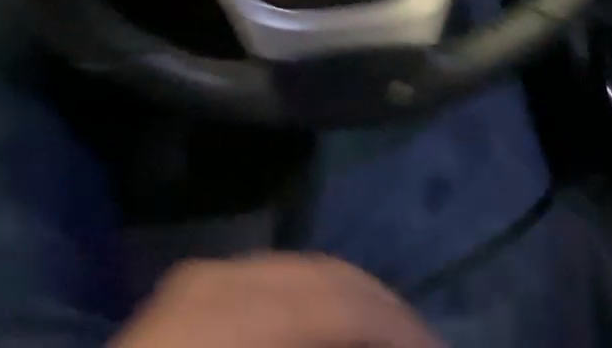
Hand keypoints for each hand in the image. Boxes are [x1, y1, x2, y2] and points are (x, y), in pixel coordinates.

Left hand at [110, 254, 443, 347]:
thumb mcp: (251, 345)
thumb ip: (323, 335)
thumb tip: (373, 332)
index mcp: (228, 315)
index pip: (337, 302)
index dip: (397, 326)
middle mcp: (215, 278)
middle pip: (323, 275)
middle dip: (381, 308)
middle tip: (423, 340)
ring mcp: (197, 279)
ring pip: (299, 271)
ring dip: (350, 300)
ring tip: (385, 334)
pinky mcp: (188, 292)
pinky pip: (271, 281)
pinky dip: (311, 299)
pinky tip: (331, 325)